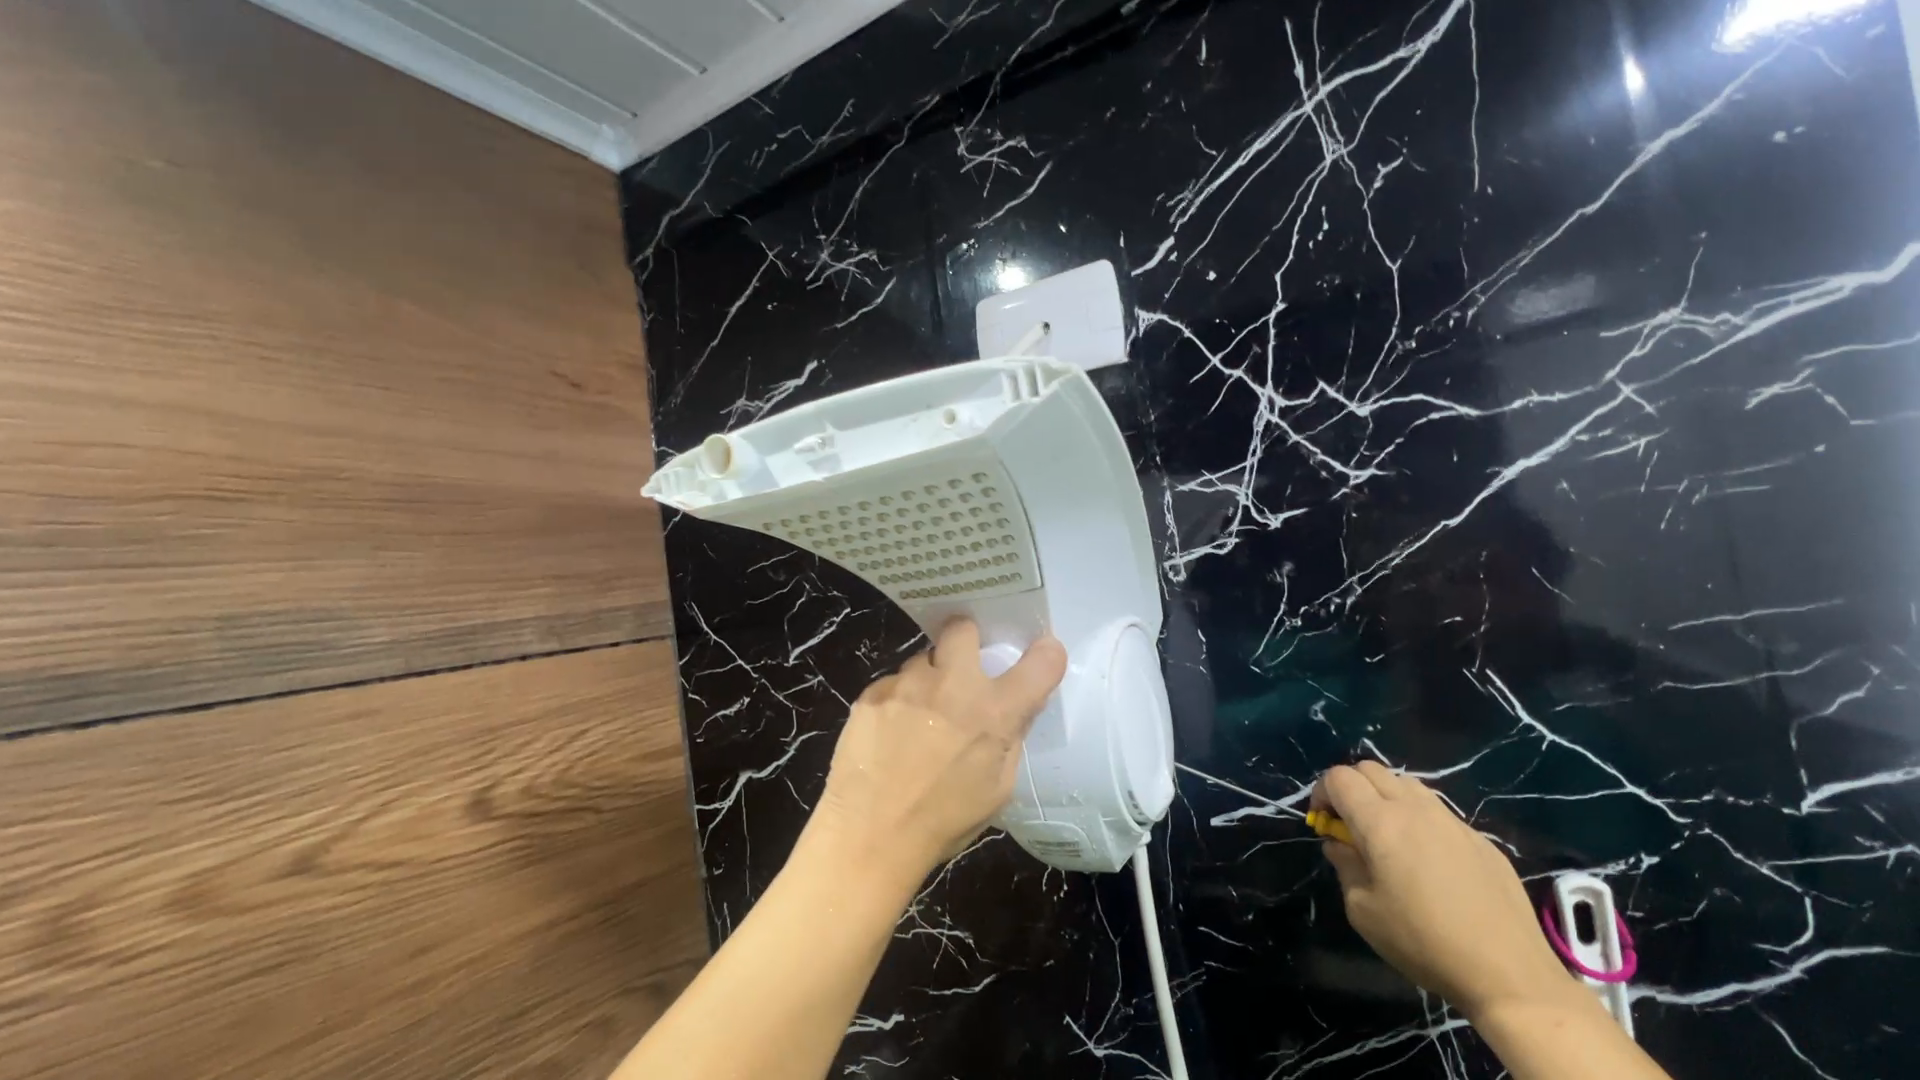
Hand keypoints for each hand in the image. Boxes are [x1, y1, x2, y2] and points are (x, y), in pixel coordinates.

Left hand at [811, 620, 1067, 885]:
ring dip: (928, 679)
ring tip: (919, 716)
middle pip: (963, 628)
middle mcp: (952, 685)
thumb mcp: (997, 789)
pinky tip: (889, 733)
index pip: (1040, 663)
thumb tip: (1013, 712)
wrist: (869, 835)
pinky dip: (897, 700)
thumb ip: (1009, 740)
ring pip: (923, 660)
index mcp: (994, 713)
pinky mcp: (871, 693)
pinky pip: (892, 683)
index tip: (1041, 654)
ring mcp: (907, 684)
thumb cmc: (943, 821)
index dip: (1045, 655)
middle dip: (966, 639)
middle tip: (963, 667)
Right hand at [1312, 762, 1581, 1019]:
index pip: (1339, 778)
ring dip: (1386, 798)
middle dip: (1351, 789)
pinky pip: (1439, 812)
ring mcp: (1453, 821)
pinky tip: (1429, 863)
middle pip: (1371, 770)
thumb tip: (1341, 844)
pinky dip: (1419, 820)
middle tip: (1350, 827)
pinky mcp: (1481, 839)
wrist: (1507, 971)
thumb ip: (1345, 866)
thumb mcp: (1362, 910)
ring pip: (1407, 784)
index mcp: (1380, 822)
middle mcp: (1416, 809)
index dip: (1322, 793)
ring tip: (1388, 838)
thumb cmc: (1422, 941)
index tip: (1324, 824)